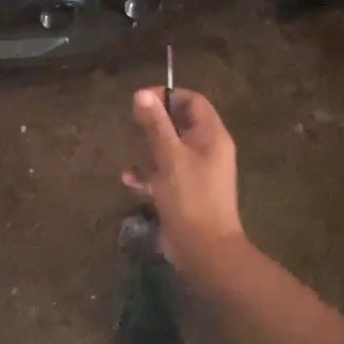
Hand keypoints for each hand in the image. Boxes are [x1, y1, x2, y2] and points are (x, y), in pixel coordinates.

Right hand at [124, 87, 244, 264]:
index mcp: (212, 137)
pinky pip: (164, 174)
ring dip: (148, 150)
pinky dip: (147, 175)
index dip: (168, 96)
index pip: (193, 102)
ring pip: (169, 149)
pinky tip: (131, 181)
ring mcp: (196, 173)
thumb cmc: (190, 197)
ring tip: (133, 155)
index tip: (142, 101)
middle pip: (180, 124)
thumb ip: (156, 124)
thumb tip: (142, 94)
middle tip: (133, 126)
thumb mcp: (170, 156)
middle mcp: (207, 151)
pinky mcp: (184, 192)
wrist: (204, 249)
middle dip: (155, 124)